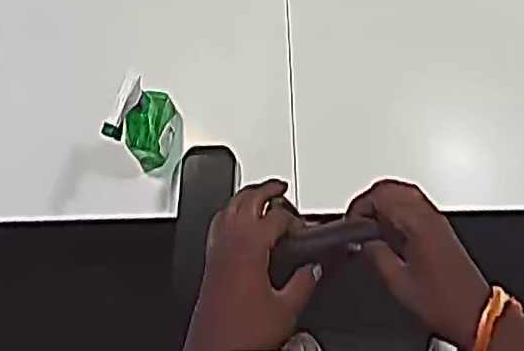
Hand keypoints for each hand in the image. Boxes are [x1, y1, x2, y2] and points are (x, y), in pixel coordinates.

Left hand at [184, 180, 318, 350]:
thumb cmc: (240, 336)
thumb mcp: (284, 311)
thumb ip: (304, 284)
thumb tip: (314, 269)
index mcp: (250, 243)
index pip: (277, 217)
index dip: (294, 220)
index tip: (303, 230)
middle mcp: (231, 239)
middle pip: (249, 198)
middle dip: (267, 188)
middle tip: (280, 187)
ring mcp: (217, 248)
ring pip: (230, 205)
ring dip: (246, 195)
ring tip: (259, 194)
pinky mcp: (208, 260)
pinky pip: (217, 222)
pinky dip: (228, 212)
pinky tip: (234, 219)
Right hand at [347, 180, 488, 346]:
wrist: (475, 313)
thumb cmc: (444, 302)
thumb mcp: (400, 285)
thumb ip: (378, 258)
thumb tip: (364, 243)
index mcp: (417, 222)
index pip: (382, 196)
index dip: (361, 205)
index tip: (350, 220)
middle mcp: (427, 214)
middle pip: (392, 187)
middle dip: (370, 198)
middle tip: (356, 218)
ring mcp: (435, 218)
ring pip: (404, 191)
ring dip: (383, 199)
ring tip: (368, 220)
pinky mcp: (439, 225)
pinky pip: (414, 201)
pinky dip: (397, 205)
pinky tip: (389, 225)